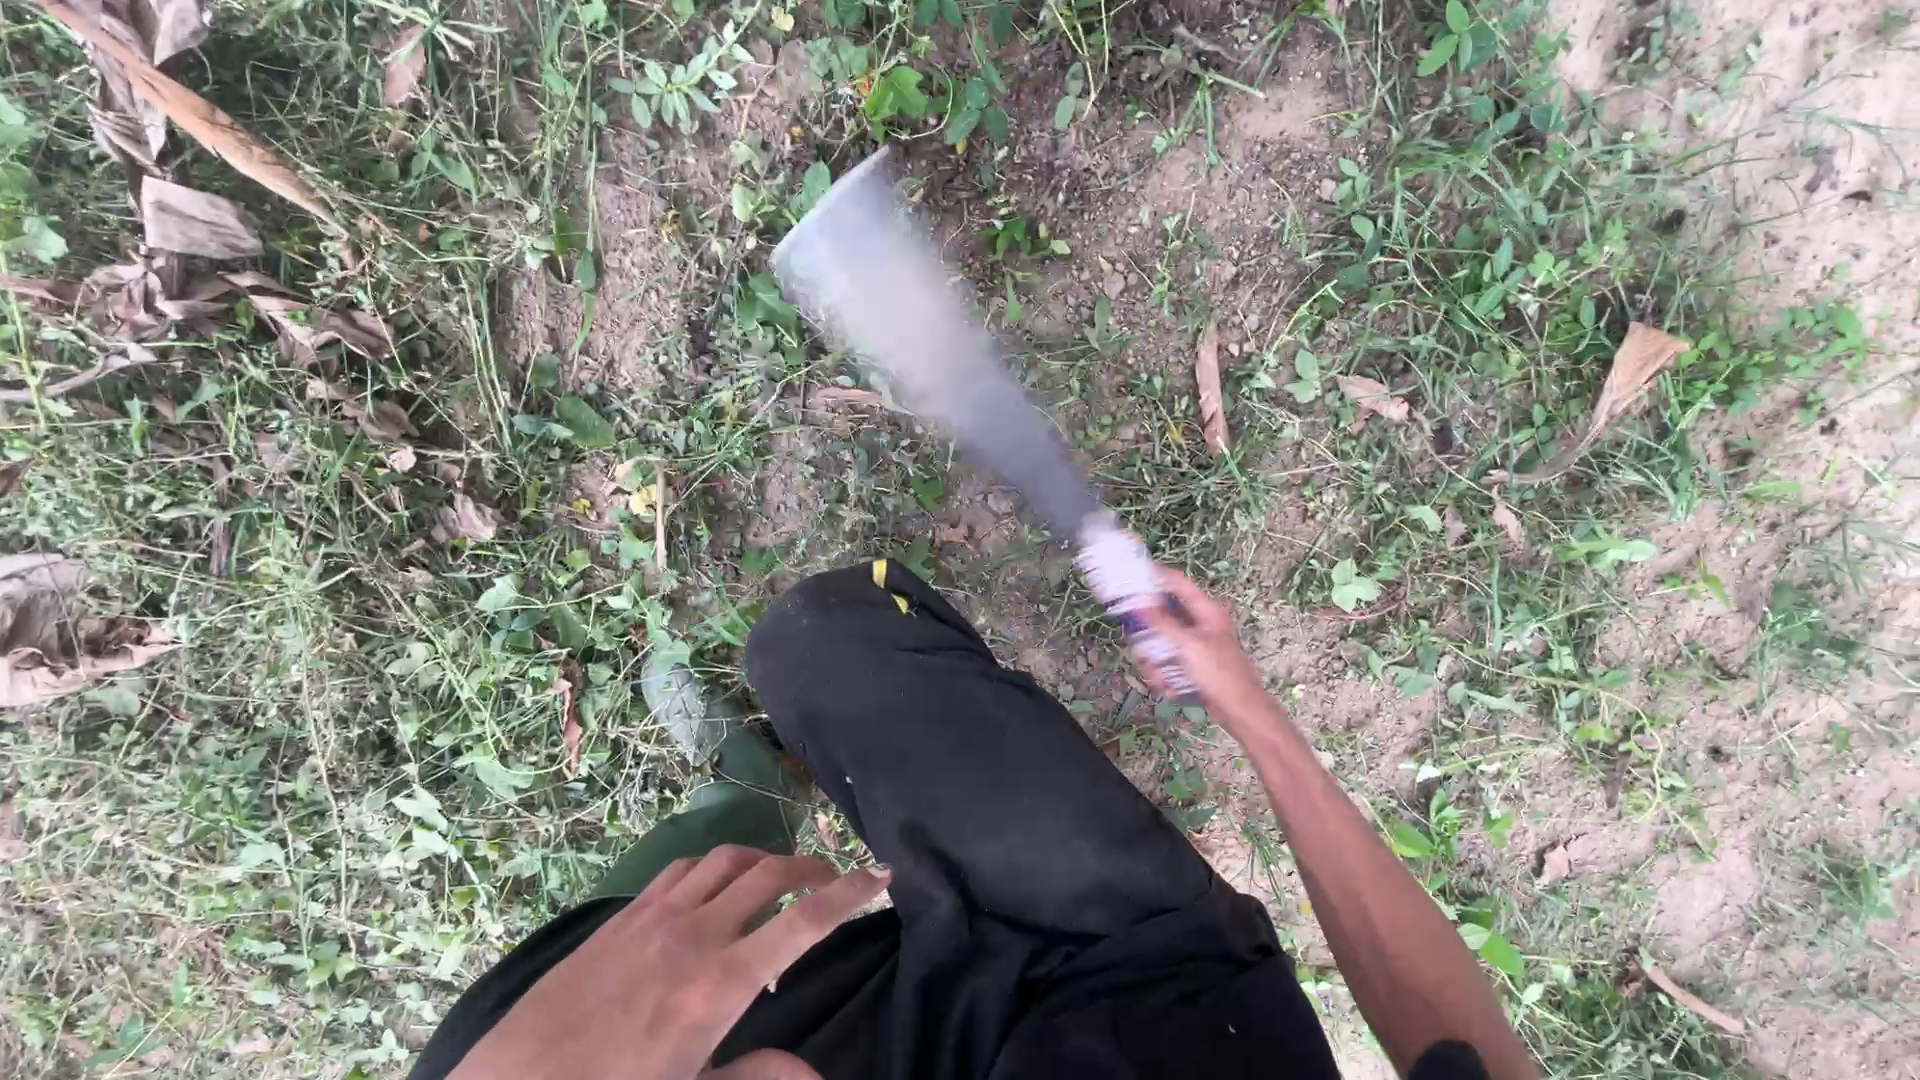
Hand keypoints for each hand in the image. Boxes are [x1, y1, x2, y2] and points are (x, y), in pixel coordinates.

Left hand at [450, 845, 891, 1079]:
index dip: (850, 894)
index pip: (804, 922)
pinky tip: (715, 886)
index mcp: (721, 984)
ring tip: (779, 877)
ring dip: (764, 859)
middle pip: (771, 873)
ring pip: (728, 859)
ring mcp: (656, 917)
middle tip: (831, 880)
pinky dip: (715, 865)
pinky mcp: (623, 915)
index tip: (881, 873)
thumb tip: (815, 1072)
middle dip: (811, 868)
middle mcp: (696, 934)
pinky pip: (683, 868)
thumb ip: (759, 1075)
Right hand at [1137, 566, 1276, 726]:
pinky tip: (1168, 688)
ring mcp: (1194, 644)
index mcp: (1205, 611)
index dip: (1155, 578)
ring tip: (1159, 677)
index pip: (1177, 583)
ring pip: (1160, 642)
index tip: (1130, 579)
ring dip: (1154, 661)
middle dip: (1149, 638)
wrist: (1240, 711)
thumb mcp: (1188, 646)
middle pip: (1162, 618)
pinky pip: (1166, 661)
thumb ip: (1161, 622)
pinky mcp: (1190, 663)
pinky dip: (1163, 674)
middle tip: (1141, 650)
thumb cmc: (1220, 674)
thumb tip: (1139, 601)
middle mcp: (1199, 624)